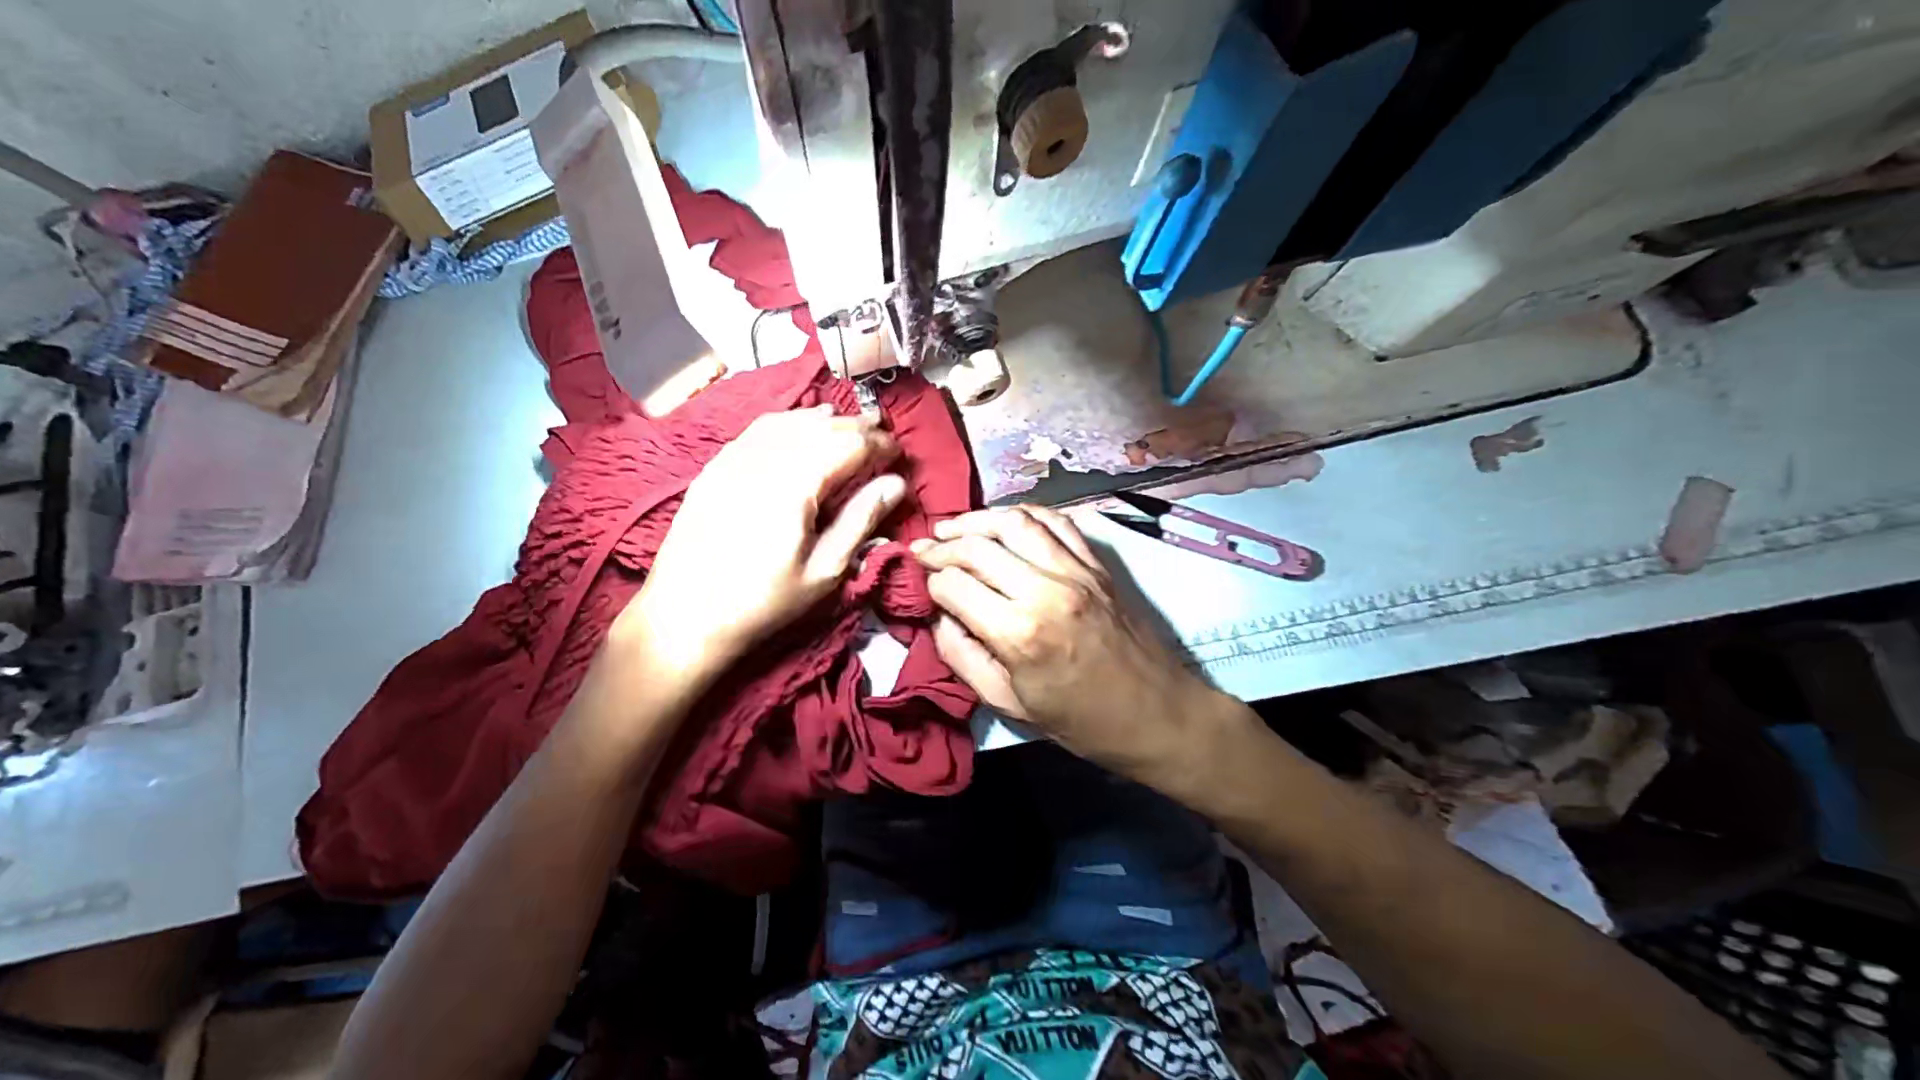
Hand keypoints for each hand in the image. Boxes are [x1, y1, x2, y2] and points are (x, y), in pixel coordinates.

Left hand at [617, 406, 905, 685]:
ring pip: (788, 421)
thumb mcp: (824, 570)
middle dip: (856, 426)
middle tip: (881, 434)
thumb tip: (895, 484)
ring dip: (823, 420)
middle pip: (820, 426)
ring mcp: (734, 458)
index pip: (849, 444)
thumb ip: (861, 520)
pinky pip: (758, 429)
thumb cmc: (763, 601)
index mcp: (795, 485)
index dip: (879, 444)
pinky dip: (787, 422)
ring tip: (847, 425)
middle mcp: (764, 459)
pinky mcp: (715, 467)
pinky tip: (798, 429)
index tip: (899, 454)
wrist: (685, 615)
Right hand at [913, 505, 1242, 785]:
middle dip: (941, 544)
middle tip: (922, 548)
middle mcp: (1045, 590)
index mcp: (1018, 633)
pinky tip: (1005, 521)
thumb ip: (962, 656)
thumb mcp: (1008, 704)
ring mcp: (1076, 570)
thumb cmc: (1080, 721)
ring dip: (977, 519)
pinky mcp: (1097, 564)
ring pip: (1015, 521)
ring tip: (954, 527)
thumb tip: (938, 616)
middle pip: (978, 546)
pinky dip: (1024, 514)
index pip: (954, 584)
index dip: (928, 580)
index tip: (918, 581)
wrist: (1157, 714)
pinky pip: (1056, 521)